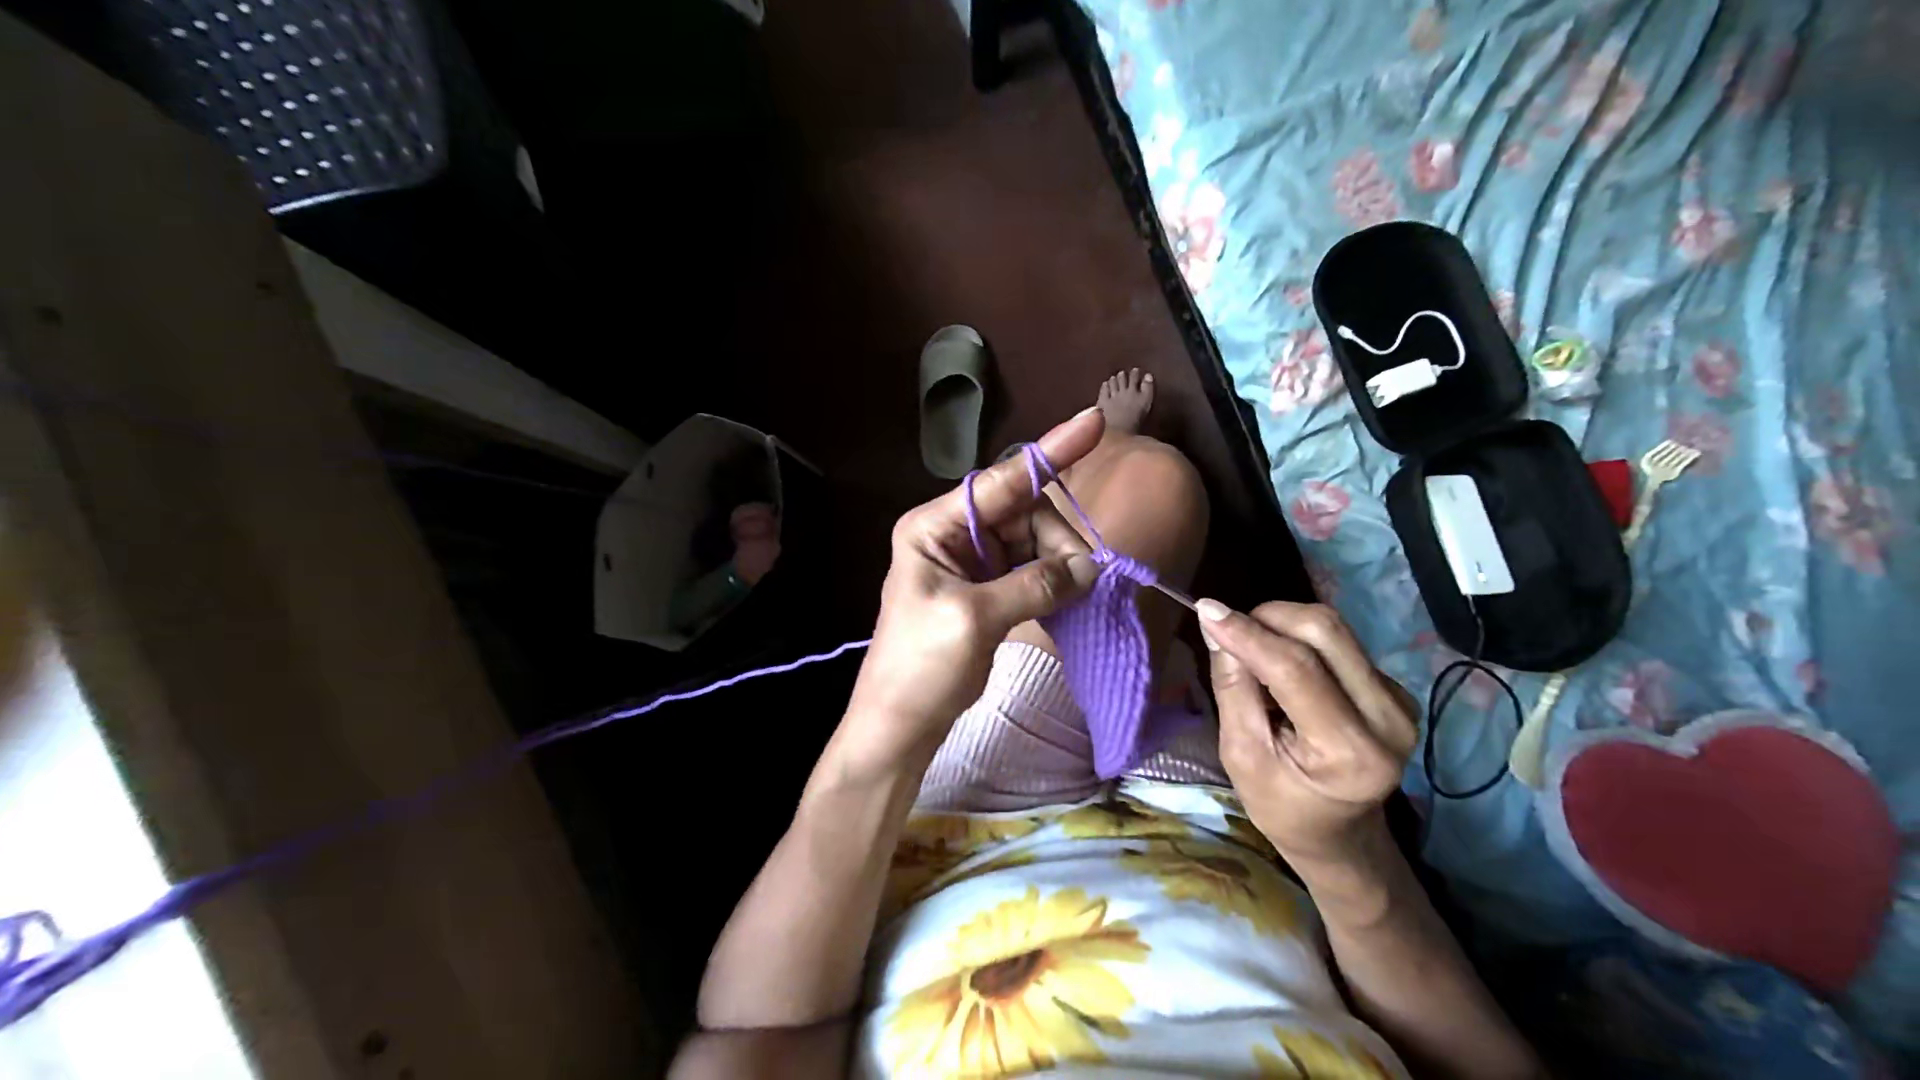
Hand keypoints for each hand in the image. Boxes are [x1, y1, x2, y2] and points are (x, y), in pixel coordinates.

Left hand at [834, 408, 1106, 781]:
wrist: (901, 722)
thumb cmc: (920, 666)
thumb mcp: (974, 619)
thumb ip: (1034, 585)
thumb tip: (1091, 566)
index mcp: (935, 526)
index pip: (1002, 481)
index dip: (1051, 451)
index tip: (1094, 421)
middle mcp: (955, 533)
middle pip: (1026, 510)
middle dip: (1059, 536)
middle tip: (1082, 576)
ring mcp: (973, 561)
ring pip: (1035, 539)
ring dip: (1062, 560)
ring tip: (1075, 593)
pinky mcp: (989, 588)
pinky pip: (1034, 567)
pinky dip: (1054, 578)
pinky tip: (1069, 594)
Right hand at [1199, 601, 1418, 869]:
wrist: (1338, 833)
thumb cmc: (1280, 803)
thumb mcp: (1241, 754)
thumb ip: (1233, 687)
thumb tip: (1215, 625)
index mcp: (1349, 751)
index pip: (1295, 669)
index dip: (1247, 633)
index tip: (1205, 609)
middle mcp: (1387, 719)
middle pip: (1324, 632)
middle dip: (1268, 617)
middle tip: (1230, 630)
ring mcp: (1399, 700)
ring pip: (1333, 629)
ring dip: (1282, 625)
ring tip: (1253, 651)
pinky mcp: (1395, 689)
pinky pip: (1340, 642)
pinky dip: (1298, 639)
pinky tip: (1281, 667)